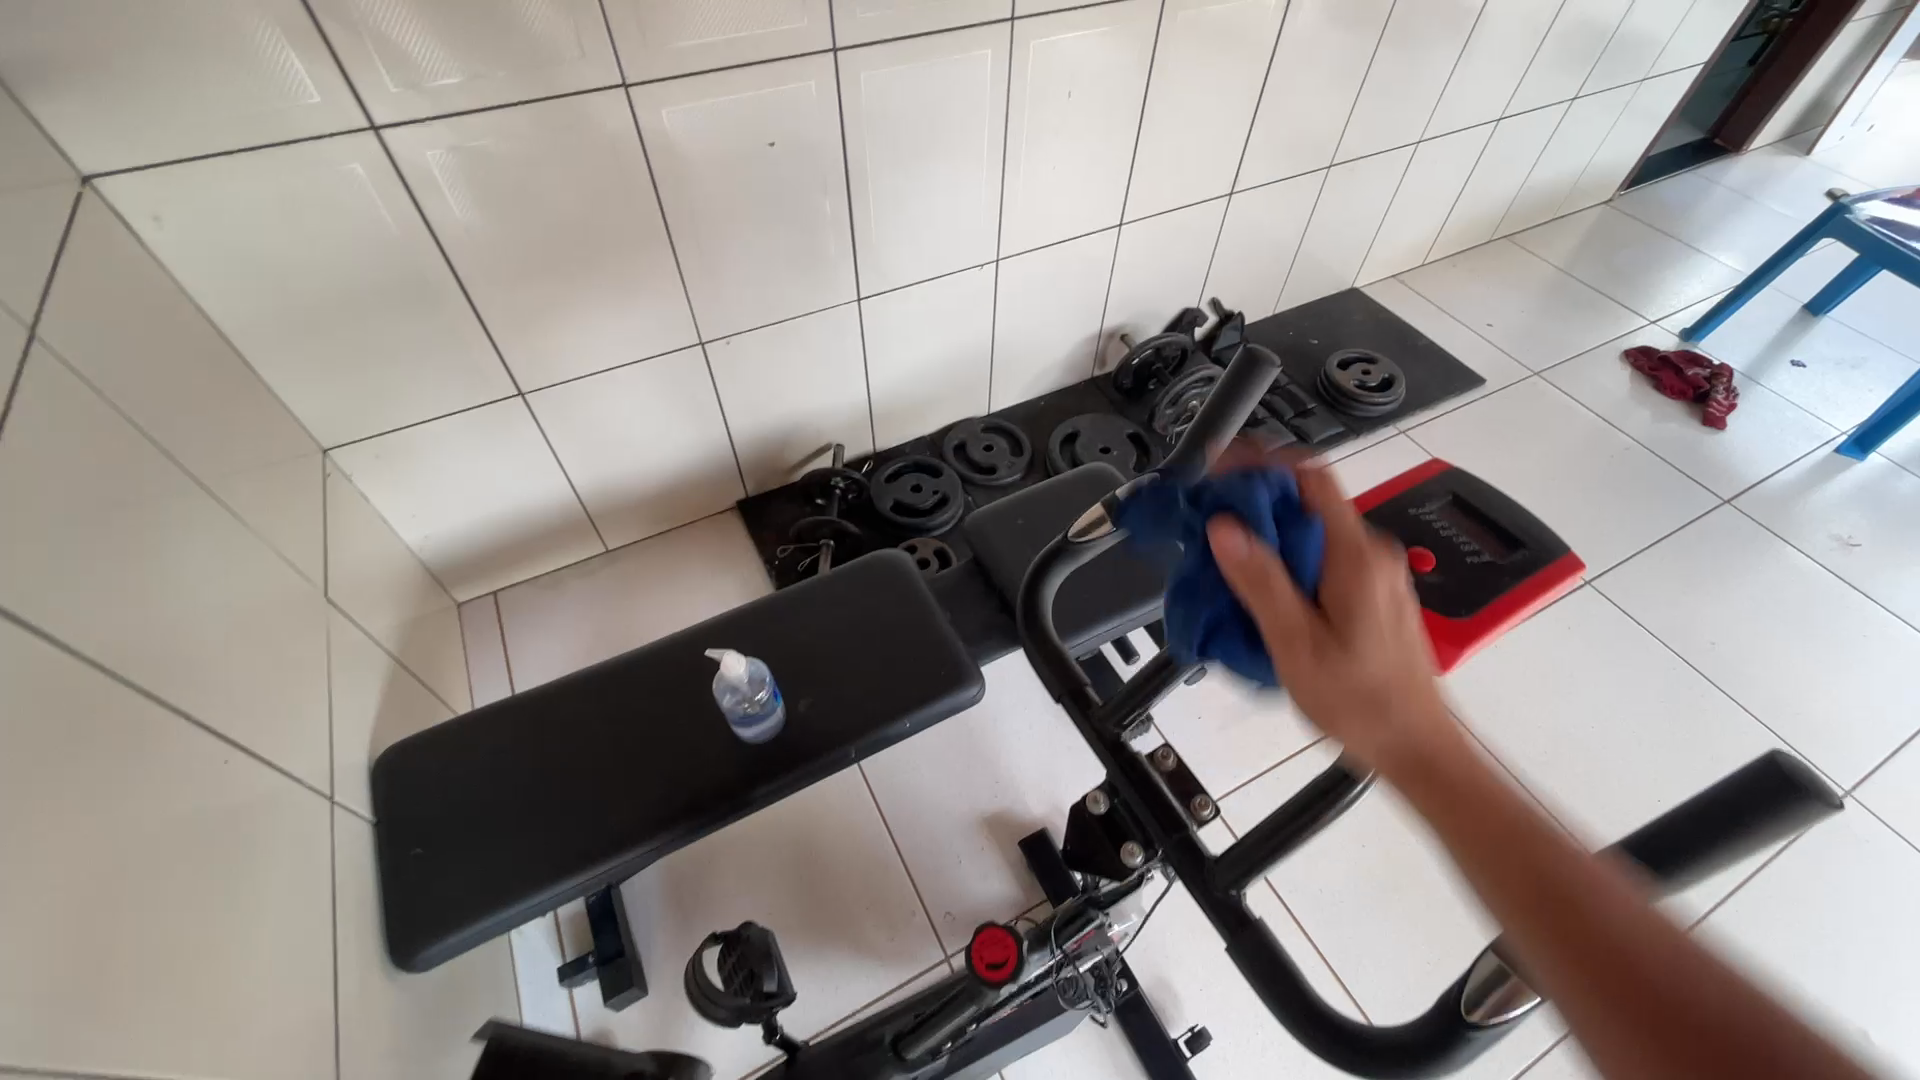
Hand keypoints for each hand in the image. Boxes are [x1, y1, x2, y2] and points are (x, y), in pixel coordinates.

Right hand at [1205, 461, 1457, 777]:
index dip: (1262, 465)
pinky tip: (1260, 593)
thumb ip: (1261, 581)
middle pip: (1307, 505)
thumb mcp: (1296, 643)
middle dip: (1255, 507)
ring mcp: (1375, 574)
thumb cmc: (1361, 702)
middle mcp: (1371, 555)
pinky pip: (1322, 559)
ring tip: (1225, 561)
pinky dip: (1287, 562)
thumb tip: (1225, 528)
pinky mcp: (1371, 595)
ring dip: (1268, 538)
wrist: (1416, 747)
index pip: (1310, 478)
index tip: (1219, 473)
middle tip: (1209, 525)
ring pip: (1312, 534)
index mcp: (1355, 556)